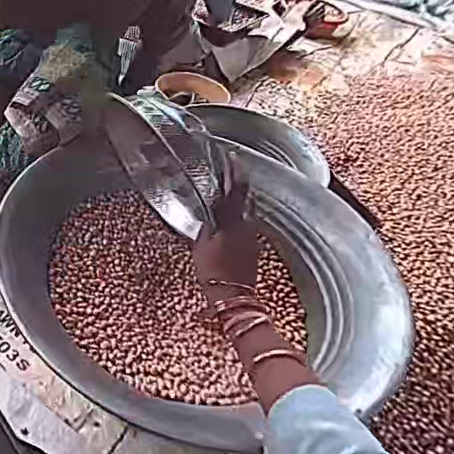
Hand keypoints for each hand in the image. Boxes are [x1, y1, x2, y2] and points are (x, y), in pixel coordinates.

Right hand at [192, 174, 258, 293]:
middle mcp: (247, 226)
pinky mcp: (251, 249)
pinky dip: (232, 221)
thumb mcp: (202, 243)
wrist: (233, 296)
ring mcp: (251, 238)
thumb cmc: (213, 270)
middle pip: (241, 200)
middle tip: (224, 173)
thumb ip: (208, 224)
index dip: (234, 172)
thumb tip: (210, 213)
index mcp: (235, 221)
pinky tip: (222, 225)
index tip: (232, 157)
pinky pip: (241, 227)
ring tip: (219, 198)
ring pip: (241, 214)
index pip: (236, 190)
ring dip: (232, 204)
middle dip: (233, 186)